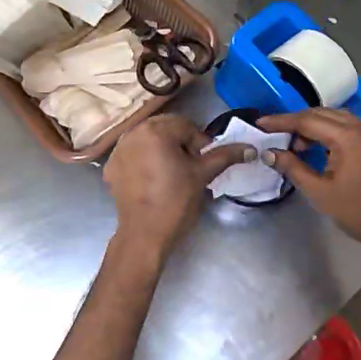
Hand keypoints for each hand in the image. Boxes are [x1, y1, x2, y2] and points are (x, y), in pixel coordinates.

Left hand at [104, 115, 252, 257]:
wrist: (144, 234)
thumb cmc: (176, 201)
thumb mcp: (202, 175)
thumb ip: (225, 156)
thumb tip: (250, 148)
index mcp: (156, 131)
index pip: (186, 125)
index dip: (199, 143)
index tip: (202, 163)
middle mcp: (133, 133)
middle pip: (164, 128)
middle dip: (179, 142)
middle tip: (188, 167)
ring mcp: (119, 150)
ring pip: (148, 139)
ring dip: (162, 149)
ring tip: (171, 172)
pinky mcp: (111, 166)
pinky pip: (133, 153)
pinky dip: (144, 159)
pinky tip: (152, 179)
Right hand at [256, 109, 360, 254]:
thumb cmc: (358, 213)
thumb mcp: (319, 192)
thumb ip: (293, 168)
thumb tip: (269, 152)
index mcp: (348, 138)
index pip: (307, 120)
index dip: (281, 121)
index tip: (260, 124)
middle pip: (321, 113)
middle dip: (296, 122)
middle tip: (275, 136)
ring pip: (335, 117)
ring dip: (312, 125)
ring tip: (295, 144)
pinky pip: (347, 126)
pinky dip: (328, 130)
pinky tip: (317, 147)